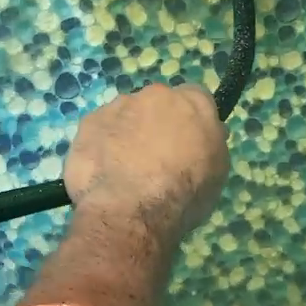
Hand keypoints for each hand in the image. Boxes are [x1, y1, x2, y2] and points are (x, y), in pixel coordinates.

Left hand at [64, 84, 228, 241]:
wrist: (131, 210)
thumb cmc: (185, 195)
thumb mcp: (217, 173)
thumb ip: (210, 144)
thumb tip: (204, 135)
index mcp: (192, 103)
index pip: (197, 98)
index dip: (192, 120)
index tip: (189, 143)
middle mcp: (154, 94)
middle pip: (158, 104)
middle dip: (157, 125)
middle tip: (157, 161)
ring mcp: (117, 106)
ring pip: (126, 116)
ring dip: (128, 134)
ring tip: (126, 171)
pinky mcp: (88, 124)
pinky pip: (99, 131)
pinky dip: (102, 147)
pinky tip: (104, 174)